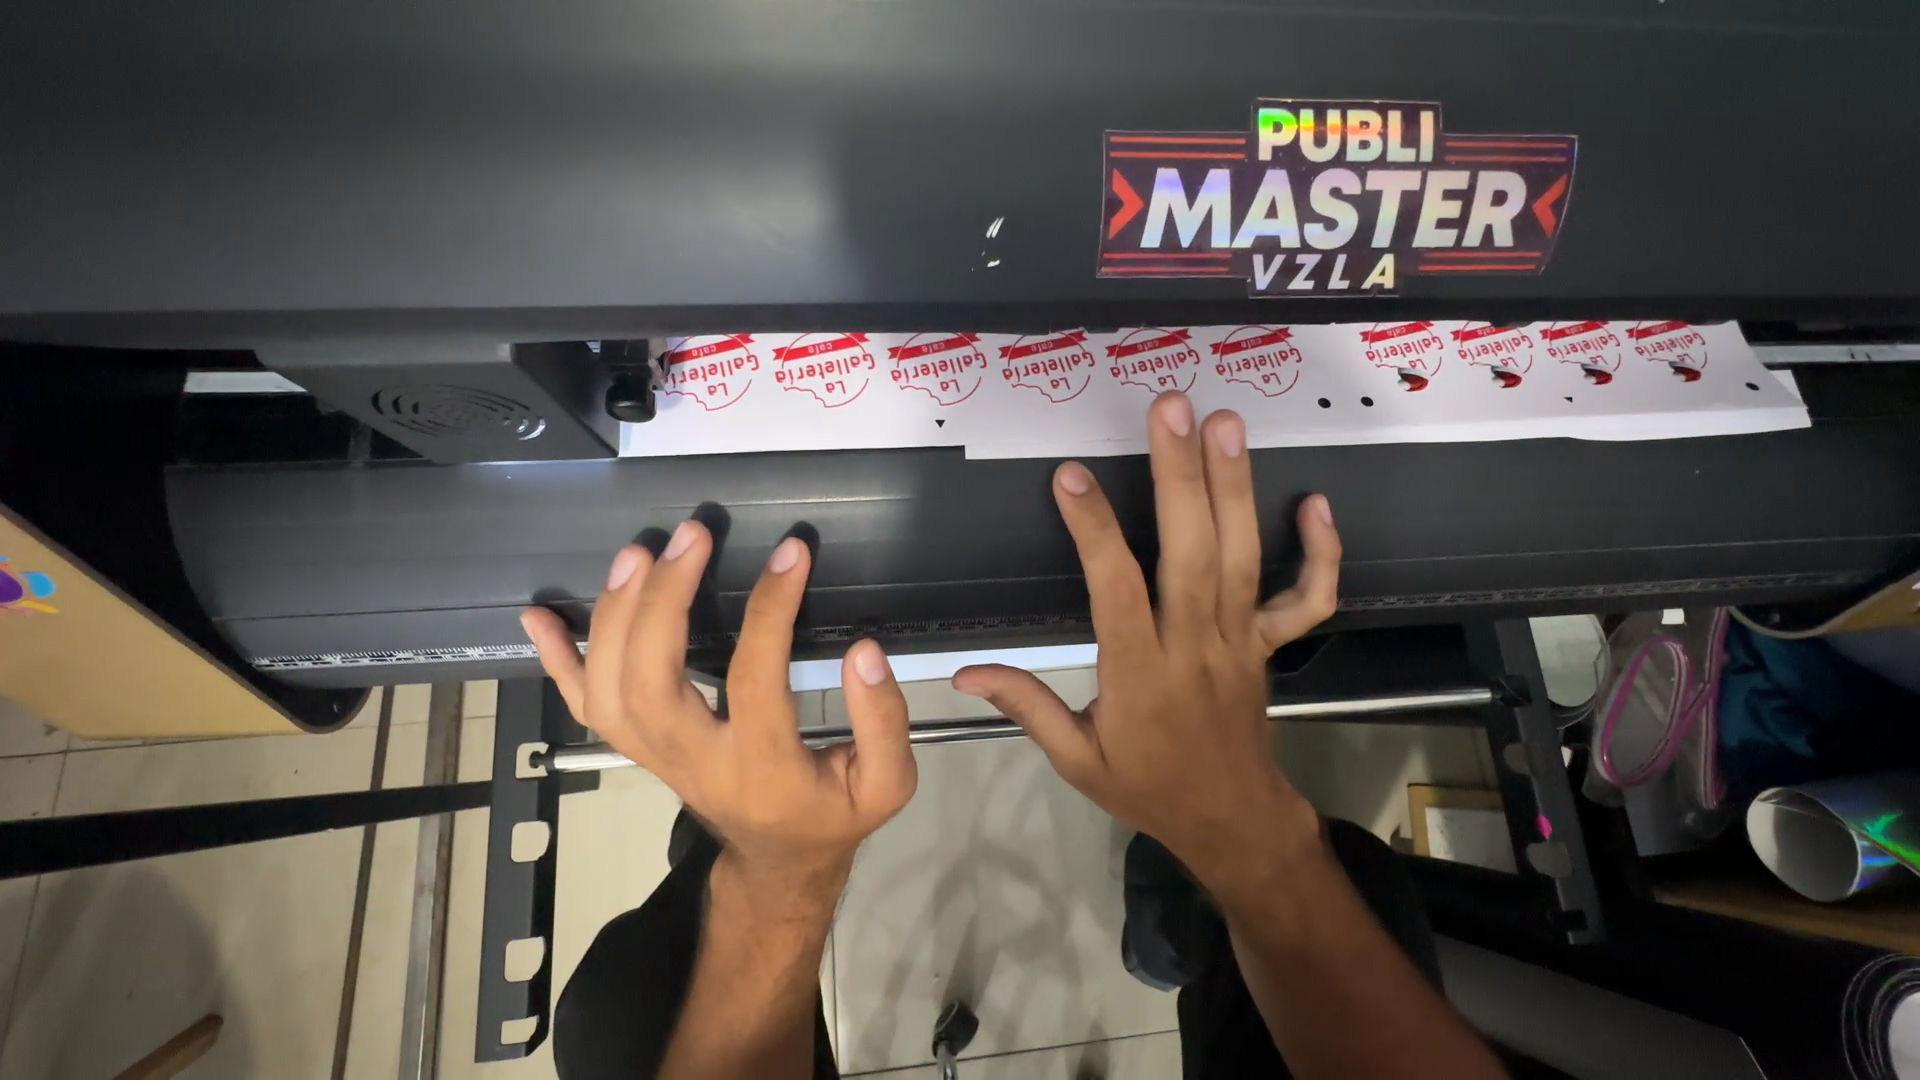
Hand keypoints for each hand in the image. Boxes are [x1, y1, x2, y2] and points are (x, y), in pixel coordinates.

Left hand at [521, 522, 917, 889]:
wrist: (779, 862)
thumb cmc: (833, 815)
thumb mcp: (888, 782)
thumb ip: (884, 720)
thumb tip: (864, 653)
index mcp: (762, 770)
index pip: (754, 680)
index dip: (771, 610)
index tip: (792, 554)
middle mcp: (695, 763)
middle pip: (650, 682)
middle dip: (664, 601)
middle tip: (691, 537)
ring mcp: (656, 757)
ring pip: (609, 690)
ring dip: (615, 616)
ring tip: (640, 554)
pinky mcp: (640, 748)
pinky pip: (584, 706)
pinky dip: (557, 660)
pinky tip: (539, 616)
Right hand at [953, 392, 1340, 895]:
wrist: (1231, 821)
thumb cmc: (1146, 786)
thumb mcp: (1075, 759)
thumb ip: (1026, 706)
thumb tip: (963, 673)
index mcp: (1139, 673)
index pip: (1114, 590)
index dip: (1094, 531)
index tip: (1071, 476)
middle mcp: (1194, 646)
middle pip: (1191, 554)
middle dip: (1180, 477)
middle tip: (1171, 410)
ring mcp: (1241, 641)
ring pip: (1243, 559)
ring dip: (1235, 488)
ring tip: (1226, 424)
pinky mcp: (1270, 645)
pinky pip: (1306, 600)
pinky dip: (1320, 554)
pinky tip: (1313, 502)